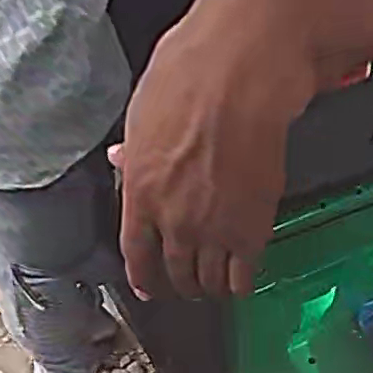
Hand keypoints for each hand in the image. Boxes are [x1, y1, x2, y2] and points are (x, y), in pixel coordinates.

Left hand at [113, 0, 315, 300]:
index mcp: (141, 194)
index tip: (149, 288)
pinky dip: (240, 286)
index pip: (136, 255)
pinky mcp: (250, 236)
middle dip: (182, 285)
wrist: (240, 83)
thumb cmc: (191, 83)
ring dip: (211, 289)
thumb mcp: (142, 115)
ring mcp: (213, 233)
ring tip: (216, 287)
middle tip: (189, 285)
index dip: (143, 278)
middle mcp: (175, 222)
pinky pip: (242, 279)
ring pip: (209, 283)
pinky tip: (241, 284)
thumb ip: (135, 152)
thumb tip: (122, 160)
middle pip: (176, 275)